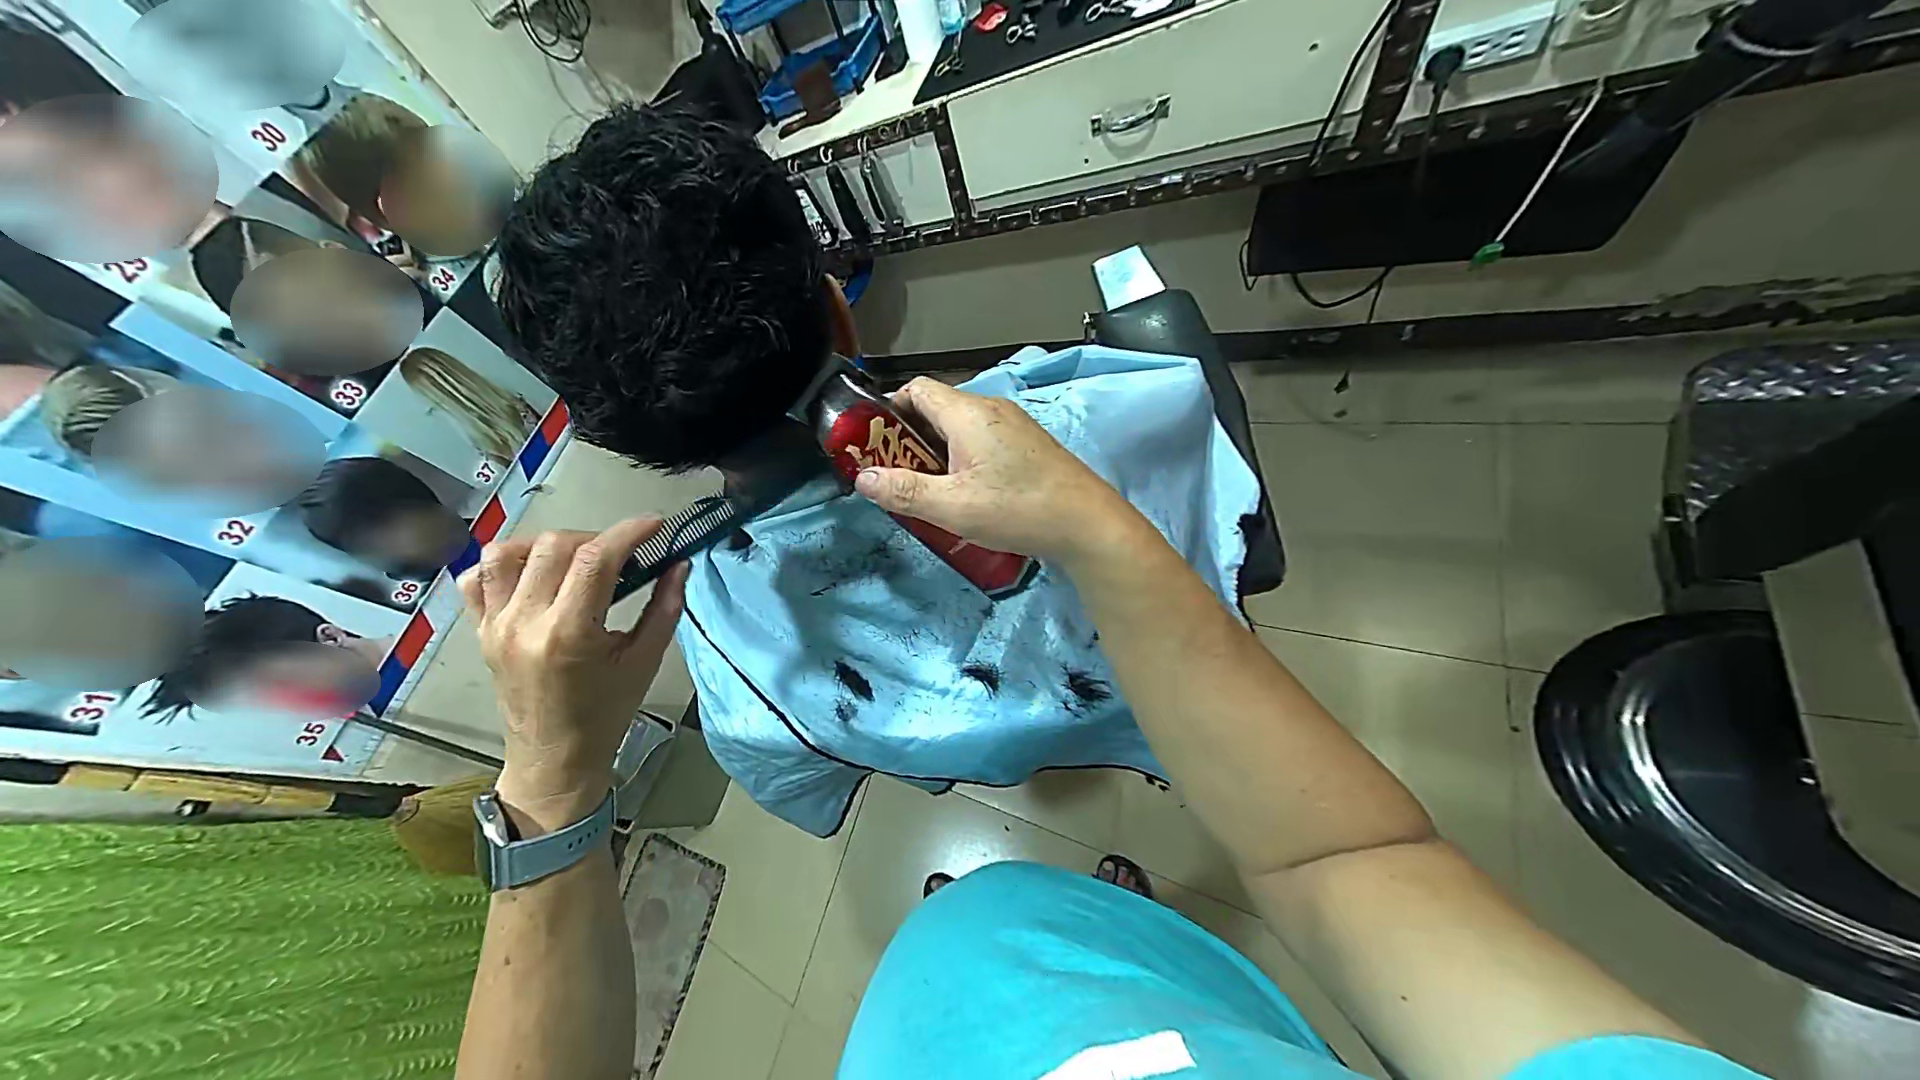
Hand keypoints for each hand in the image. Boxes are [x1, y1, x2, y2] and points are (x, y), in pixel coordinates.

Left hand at [458, 517, 688, 828]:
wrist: (555, 755)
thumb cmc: (606, 711)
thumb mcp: (646, 660)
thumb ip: (665, 607)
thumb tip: (678, 564)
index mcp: (568, 633)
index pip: (595, 559)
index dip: (629, 532)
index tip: (655, 525)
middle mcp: (523, 622)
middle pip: (553, 546)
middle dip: (596, 537)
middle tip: (623, 553)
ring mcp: (494, 624)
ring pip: (507, 552)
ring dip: (548, 544)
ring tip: (578, 559)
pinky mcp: (481, 629)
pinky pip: (478, 578)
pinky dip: (506, 563)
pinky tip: (536, 573)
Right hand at [852, 377, 1137, 562]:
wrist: (1088, 524)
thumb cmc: (1018, 509)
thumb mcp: (953, 507)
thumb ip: (904, 491)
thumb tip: (863, 478)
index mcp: (968, 413)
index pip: (917, 388)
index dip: (890, 410)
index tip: (877, 445)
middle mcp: (991, 408)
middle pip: (937, 409)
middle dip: (911, 439)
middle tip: (900, 476)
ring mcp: (1014, 425)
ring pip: (960, 428)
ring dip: (938, 453)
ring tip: (931, 490)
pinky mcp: (1028, 444)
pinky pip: (983, 440)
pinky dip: (964, 458)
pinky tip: (968, 492)